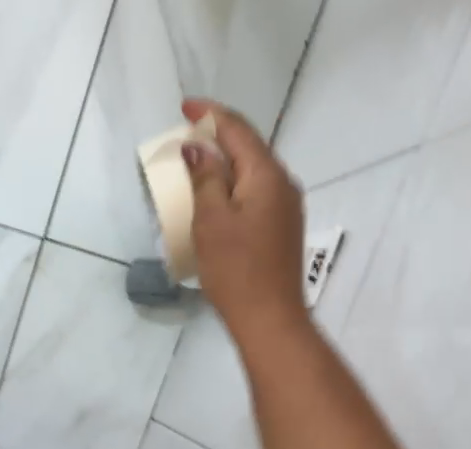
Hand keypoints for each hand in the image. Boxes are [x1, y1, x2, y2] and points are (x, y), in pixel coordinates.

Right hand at [181, 99, 312, 338]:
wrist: (269, 318)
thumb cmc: (236, 270)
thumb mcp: (211, 222)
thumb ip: (205, 180)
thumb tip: (197, 149)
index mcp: (266, 175)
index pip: (237, 131)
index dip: (210, 115)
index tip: (185, 107)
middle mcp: (283, 184)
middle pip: (248, 149)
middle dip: (217, 138)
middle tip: (185, 136)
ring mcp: (286, 208)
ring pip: (252, 172)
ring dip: (224, 164)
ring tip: (195, 166)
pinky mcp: (281, 229)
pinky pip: (255, 194)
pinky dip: (233, 187)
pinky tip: (216, 198)